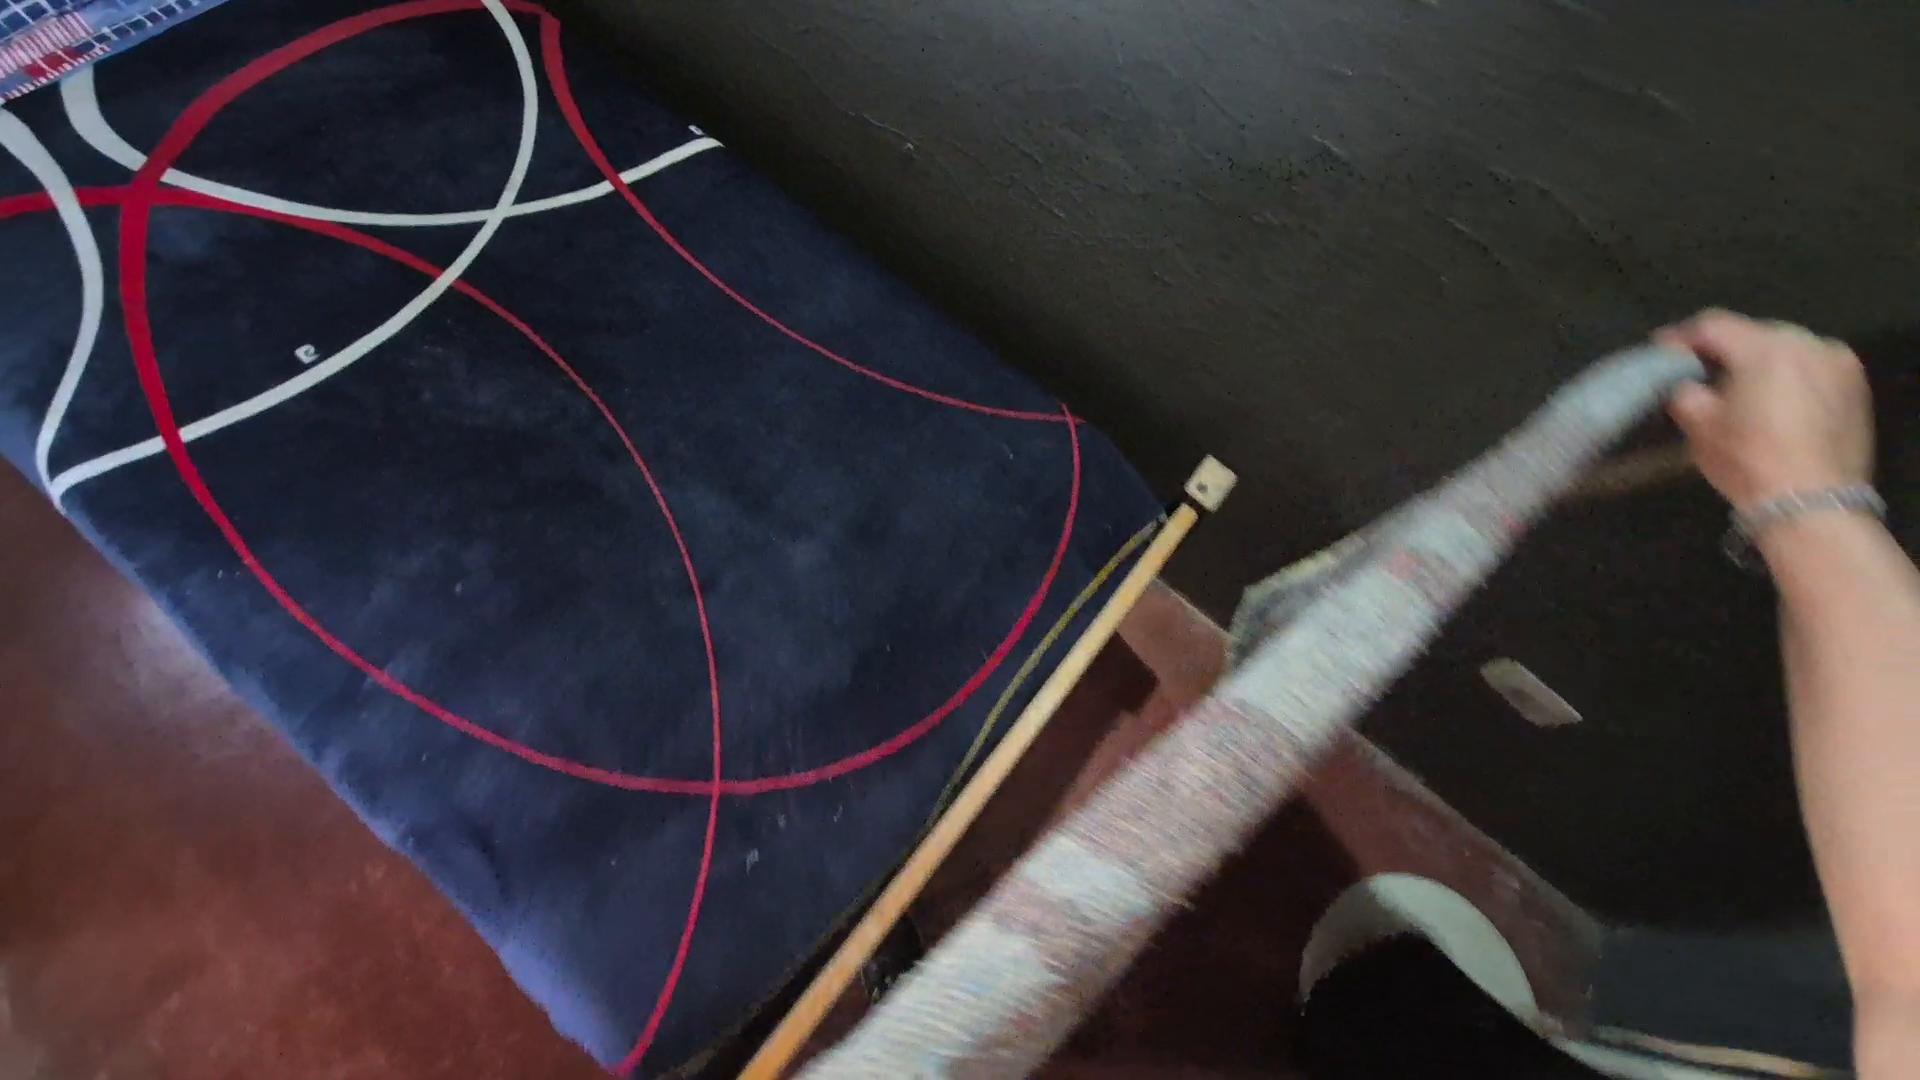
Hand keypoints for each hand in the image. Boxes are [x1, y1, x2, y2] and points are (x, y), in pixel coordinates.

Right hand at [1658, 309, 1873, 514]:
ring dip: (1753, 357)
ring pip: (1785, 345)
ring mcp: (1837, 363)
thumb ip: (1685, 390)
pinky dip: (1782, 370)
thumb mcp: (1697, 424)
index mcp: (1766, 351)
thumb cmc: (1745, 457)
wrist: (1810, 496)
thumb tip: (1681, 379)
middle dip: (1721, 345)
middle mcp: (1808, 345)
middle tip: (1693, 367)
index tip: (1659, 349)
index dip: (1680, 335)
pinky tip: (1765, 393)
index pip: (1714, 325)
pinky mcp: (1853, 384)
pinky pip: (1809, 363)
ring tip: (1730, 380)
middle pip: (1754, 330)